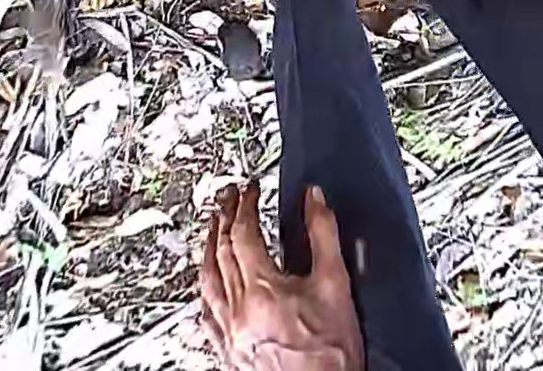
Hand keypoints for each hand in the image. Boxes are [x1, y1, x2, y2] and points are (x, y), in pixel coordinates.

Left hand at [200, 182, 363, 370]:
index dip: (245, 204)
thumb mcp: (336, 284)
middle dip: (225, 217)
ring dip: (209, 247)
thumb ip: (323, 233)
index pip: (243, 233)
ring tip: (213, 228)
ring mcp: (230, 336)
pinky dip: (207, 288)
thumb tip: (314, 199)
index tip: (250, 189)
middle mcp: (238, 313)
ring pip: (208, 281)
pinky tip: (209, 283)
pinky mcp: (228, 355)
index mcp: (262, 291)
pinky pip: (207, 313)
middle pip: (221, 252)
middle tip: (228, 196)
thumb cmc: (331, 357)